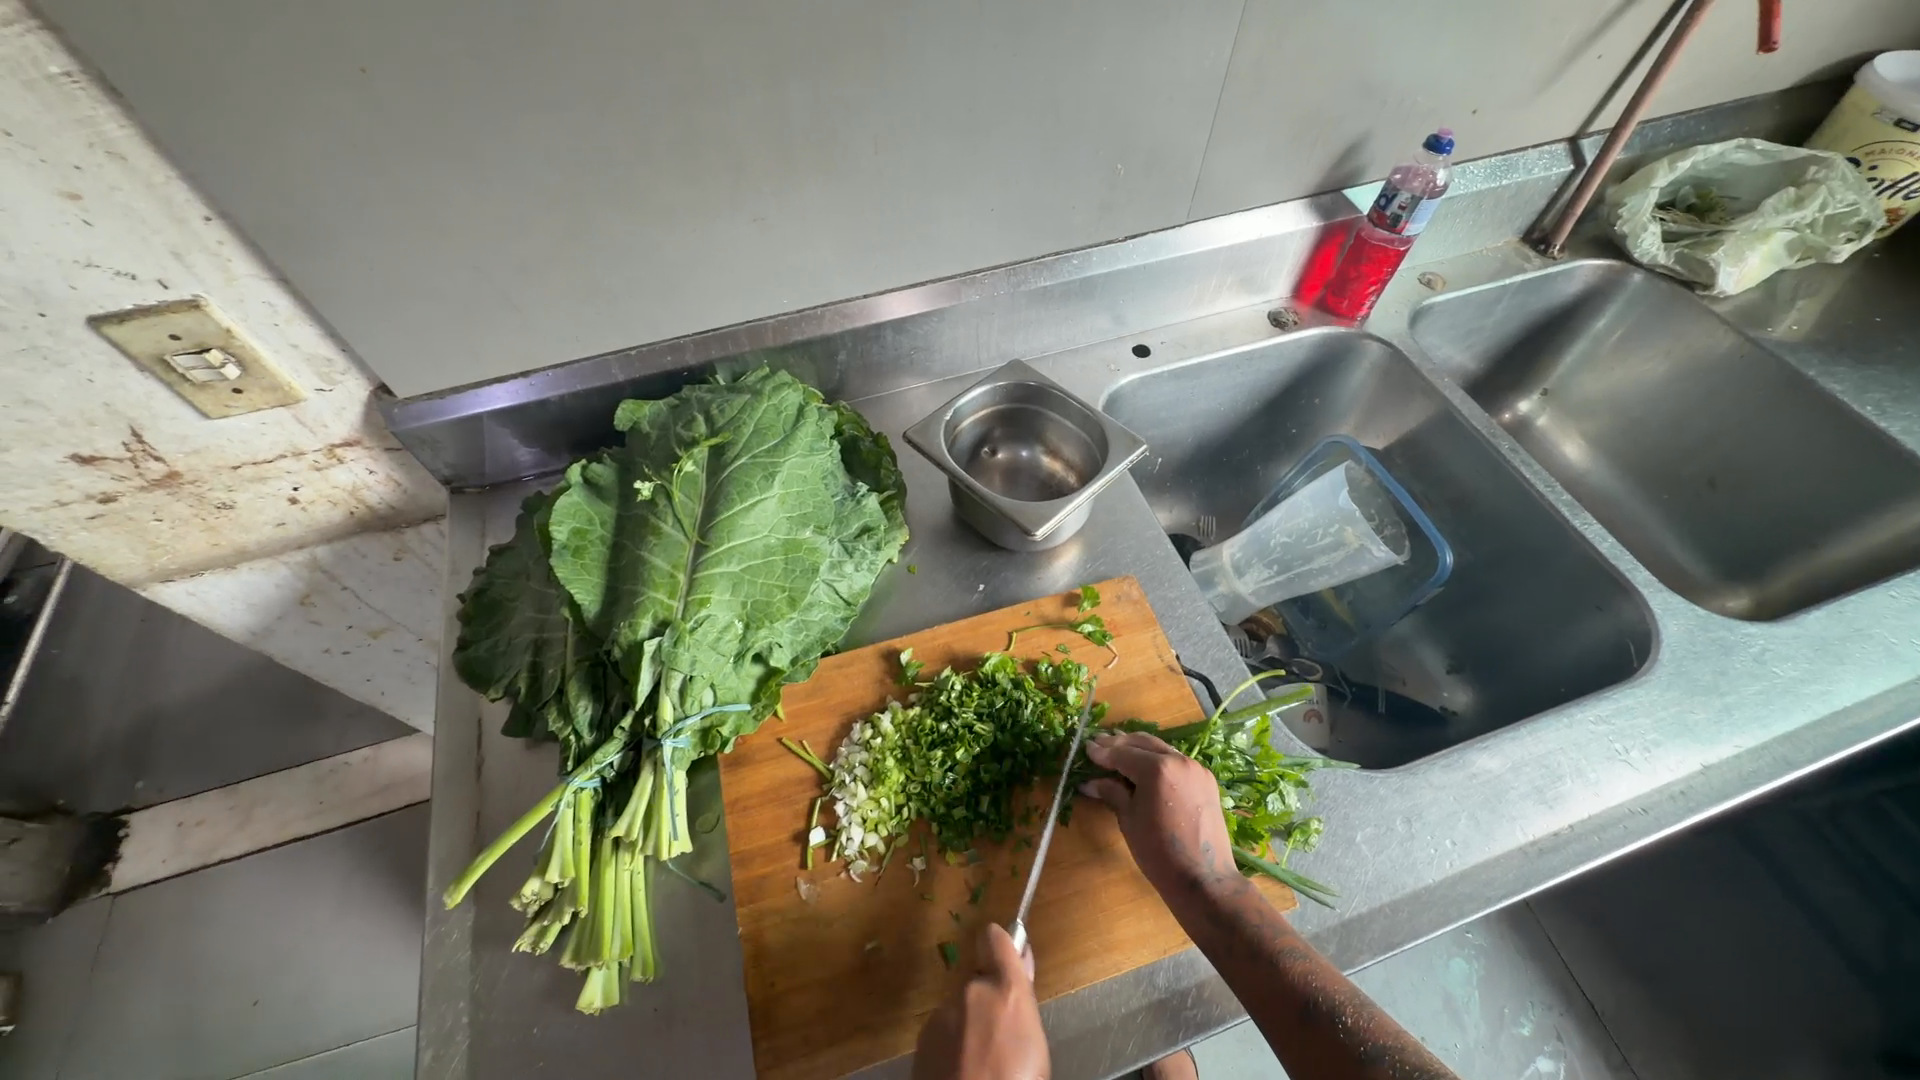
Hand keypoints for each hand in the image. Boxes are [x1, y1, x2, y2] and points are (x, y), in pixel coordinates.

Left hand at [913, 923, 1049, 1079]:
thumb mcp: (1036, 1043)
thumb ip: (1023, 998)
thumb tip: (1021, 962)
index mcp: (1005, 989)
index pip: (994, 938)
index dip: (1000, 946)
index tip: (1007, 959)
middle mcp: (970, 992)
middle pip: (977, 982)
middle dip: (986, 1000)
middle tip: (1001, 1037)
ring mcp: (942, 1014)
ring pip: (959, 1009)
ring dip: (968, 1026)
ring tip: (982, 1063)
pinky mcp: (922, 1040)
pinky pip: (942, 1032)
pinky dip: (951, 1046)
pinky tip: (960, 1072)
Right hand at [1080, 731, 1243, 900]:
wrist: (1203, 880)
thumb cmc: (1158, 852)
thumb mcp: (1129, 820)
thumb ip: (1112, 792)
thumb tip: (1090, 782)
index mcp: (1157, 768)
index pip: (1122, 754)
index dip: (1101, 752)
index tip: (1086, 748)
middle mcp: (1179, 760)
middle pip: (1143, 743)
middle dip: (1119, 744)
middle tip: (1099, 745)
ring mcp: (1196, 769)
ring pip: (1161, 749)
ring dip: (1139, 749)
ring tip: (1119, 752)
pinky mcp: (1206, 781)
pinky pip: (1177, 762)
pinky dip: (1158, 760)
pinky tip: (1146, 768)